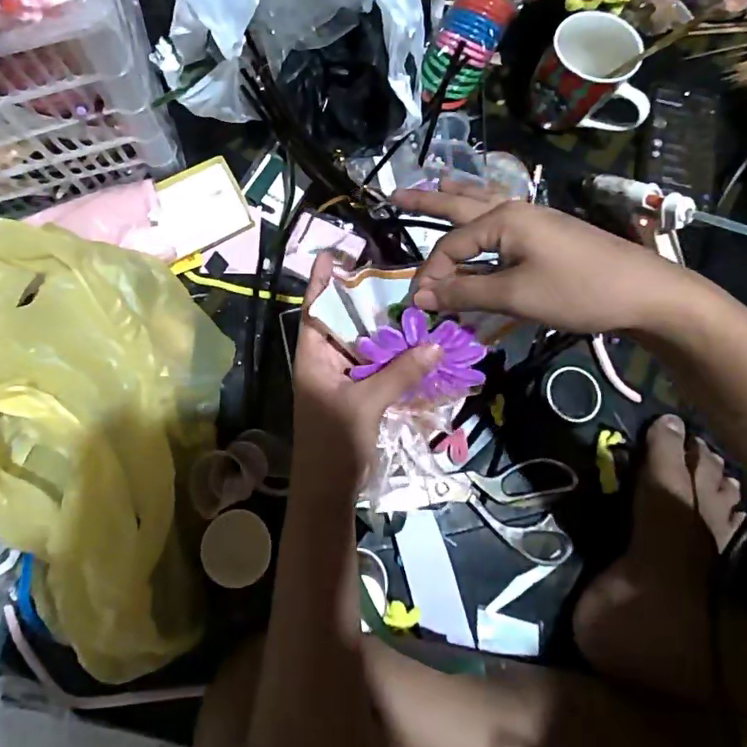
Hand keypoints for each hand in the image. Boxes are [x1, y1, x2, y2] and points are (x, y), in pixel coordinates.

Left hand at [293, 252, 441, 489]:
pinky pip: (373, 367)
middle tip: (389, 275)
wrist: (327, 492)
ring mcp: (339, 381)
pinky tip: (412, 345)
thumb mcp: (366, 405)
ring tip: (407, 303)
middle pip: (341, 324)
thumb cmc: (334, 443)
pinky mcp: (355, 396)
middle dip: (361, 302)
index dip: (321, 282)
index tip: (332, 254)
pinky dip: (390, 357)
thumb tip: (433, 344)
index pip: (315, 311)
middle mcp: (324, 364)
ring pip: (360, 346)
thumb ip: (399, 373)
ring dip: (381, 330)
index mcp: (313, 359)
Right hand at [393, 179, 693, 335]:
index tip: (418, 305)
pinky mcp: (547, 233)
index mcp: (503, 219)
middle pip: (461, 203)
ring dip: (455, 197)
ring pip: (483, 204)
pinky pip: (500, 218)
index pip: (450, 245)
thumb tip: (421, 295)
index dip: (430, 275)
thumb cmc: (578, 290)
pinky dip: (480, 214)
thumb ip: (466, 293)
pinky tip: (480, 214)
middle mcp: (514, 209)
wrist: (645, 291)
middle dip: (427, 201)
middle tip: (395, 195)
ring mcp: (534, 219)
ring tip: (434, 185)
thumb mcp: (517, 295)